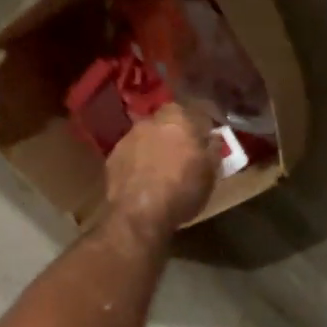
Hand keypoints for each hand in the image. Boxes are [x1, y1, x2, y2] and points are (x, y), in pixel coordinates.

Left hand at [104, 103, 219, 232]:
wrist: (141, 213)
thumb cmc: (183, 189)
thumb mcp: (211, 172)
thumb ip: (214, 150)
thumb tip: (214, 138)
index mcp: (178, 119)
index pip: (192, 113)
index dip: (199, 128)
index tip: (204, 143)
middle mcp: (150, 121)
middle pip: (166, 124)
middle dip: (174, 136)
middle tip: (183, 157)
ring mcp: (127, 138)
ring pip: (147, 138)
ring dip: (155, 149)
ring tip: (162, 172)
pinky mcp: (112, 157)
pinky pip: (132, 155)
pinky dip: (139, 163)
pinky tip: (146, 181)